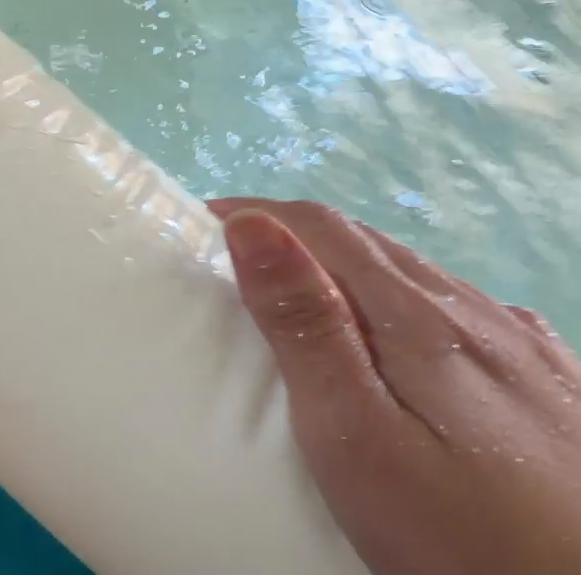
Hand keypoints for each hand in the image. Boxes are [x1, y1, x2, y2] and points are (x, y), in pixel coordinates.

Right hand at [213, 198, 580, 574]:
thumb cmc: (450, 531)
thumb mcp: (352, 432)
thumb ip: (303, 323)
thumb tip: (251, 224)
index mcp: (419, 320)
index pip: (322, 227)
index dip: (256, 213)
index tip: (200, 222)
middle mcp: (483, 319)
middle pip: (372, 243)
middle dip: (296, 234)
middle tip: (238, 258)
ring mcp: (536, 354)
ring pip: (424, 274)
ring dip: (352, 263)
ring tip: (309, 292)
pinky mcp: (567, 390)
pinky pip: (477, 313)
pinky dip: (416, 298)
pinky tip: (417, 334)